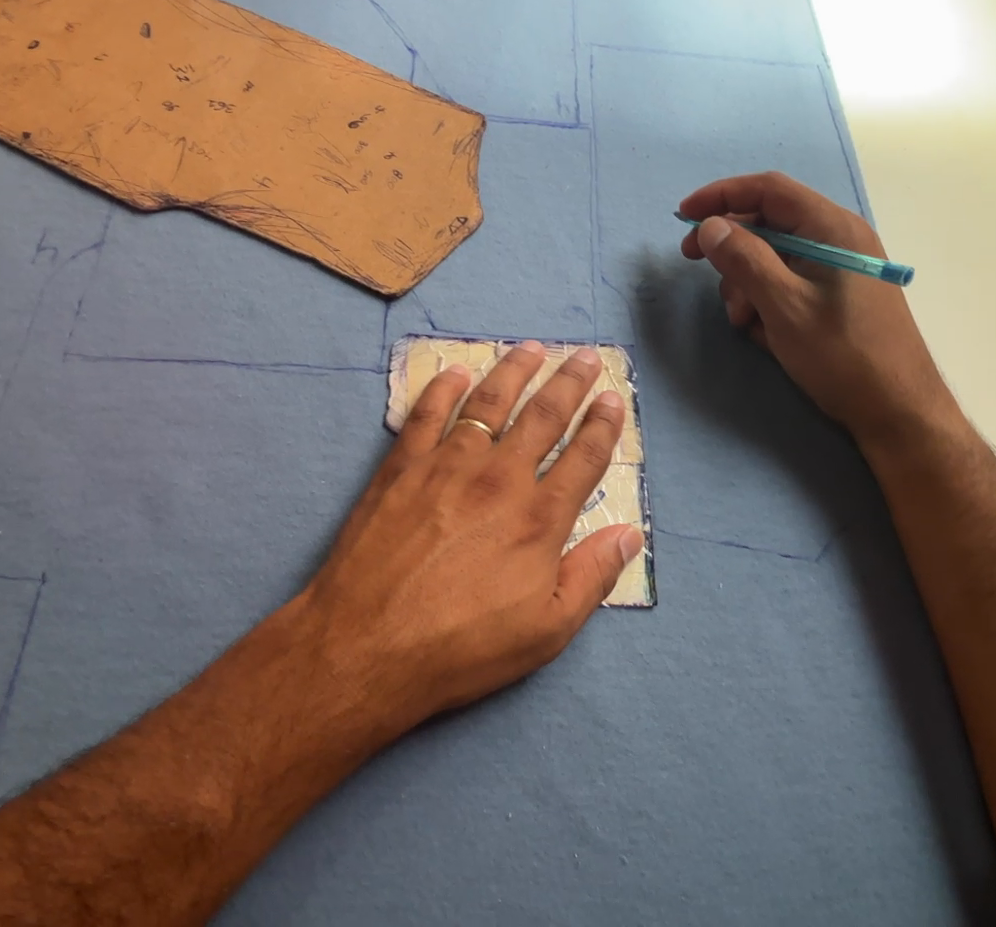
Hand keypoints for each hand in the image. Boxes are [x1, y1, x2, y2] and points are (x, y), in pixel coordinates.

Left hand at [298, 342, 642, 728]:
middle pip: (543, 417)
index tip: (613, 399)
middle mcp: (499, 478)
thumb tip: (629, 535)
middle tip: (586, 355)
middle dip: (569, 383)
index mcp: (539, 518)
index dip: (603, 425)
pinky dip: (443, 389)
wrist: (367, 645)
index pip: (584, 458)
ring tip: (532, 348)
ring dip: (514, 371)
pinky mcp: (401, 467)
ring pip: (489, 404)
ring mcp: (447, 466)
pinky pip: (426, 414)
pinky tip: (455, 373)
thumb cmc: (462, 647)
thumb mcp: (545, 632)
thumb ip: (591, 578)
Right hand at [679, 172, 958, 451]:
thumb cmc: (842, 354)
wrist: (896, 409)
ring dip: (746, 283)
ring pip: (773, 258)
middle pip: (768, 223)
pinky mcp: (835, 297)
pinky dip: (767, 302)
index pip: (768, 190)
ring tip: (744, 321)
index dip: (721, 195)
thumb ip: (745, 260)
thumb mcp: (784, 306)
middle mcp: (837, 239)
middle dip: (731, 248)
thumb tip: (710, 226)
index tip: (683, 215)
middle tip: (694, 265)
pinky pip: (788, 284)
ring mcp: (838, 269)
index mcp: (831, 228)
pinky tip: (764, 333)